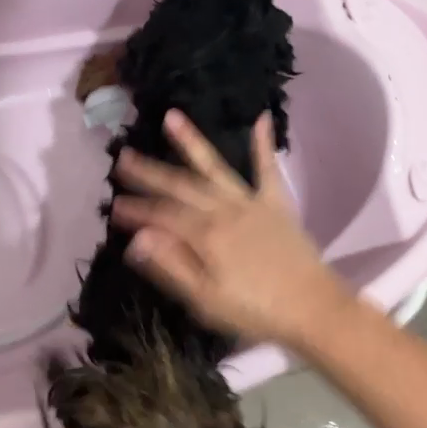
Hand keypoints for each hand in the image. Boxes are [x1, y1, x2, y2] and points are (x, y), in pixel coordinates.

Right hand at [111, 110, 353, 347]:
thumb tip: (136, 240)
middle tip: (123, 158)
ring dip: (191, 142)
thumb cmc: (255, 311)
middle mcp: (224, 211)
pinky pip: (267, 169)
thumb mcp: (205, 299)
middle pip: (180, 187)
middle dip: (150, 173)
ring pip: (214, 167)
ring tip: (171, 116)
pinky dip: (262, 144)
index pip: (162, 216)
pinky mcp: (276, 204)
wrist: (313, 308)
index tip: (113, 205)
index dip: (137, 210)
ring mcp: (251, 203)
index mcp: (204, 236)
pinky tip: (260, 118)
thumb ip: (171, 266)